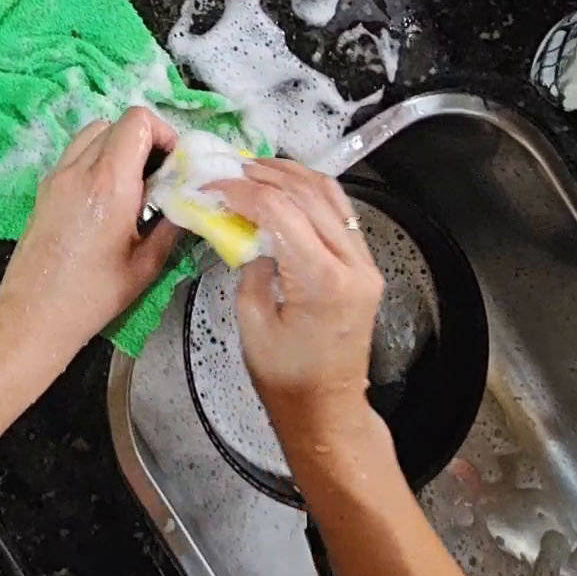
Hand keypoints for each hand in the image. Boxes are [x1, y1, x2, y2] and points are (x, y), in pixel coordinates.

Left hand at [0, 107, 182, 363]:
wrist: (33, 313)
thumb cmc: (93, 295)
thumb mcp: (146, 264)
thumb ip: (173, 224)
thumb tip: (190, 200)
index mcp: (109, 182)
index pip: (137, 121)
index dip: (163, 133)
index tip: (173, 165)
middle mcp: (79, 168)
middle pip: (116, 122)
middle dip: (144, 140)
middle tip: (157, 178)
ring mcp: (57, 175)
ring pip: (93, 132)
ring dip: (118, 146)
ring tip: (133, 185)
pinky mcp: (45, 187)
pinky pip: (75, 153)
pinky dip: (96, 158)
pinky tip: (107, 195)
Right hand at [213, 160, 384, 431]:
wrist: (326, 407)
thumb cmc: (283, 374)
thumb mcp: (251, 319)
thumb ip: (251, 265)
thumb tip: (247, 230)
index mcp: (321, 280)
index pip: (279, 211)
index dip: (241, 192)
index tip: (212, 187)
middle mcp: (352, 264)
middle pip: (306, 194)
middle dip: (263, 176)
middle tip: (229, 171)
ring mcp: (364, 262)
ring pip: (330, 195)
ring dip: (291, 175)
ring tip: (255, 168)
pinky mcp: (364, 265)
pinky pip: (339, 213)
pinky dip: (310, 192)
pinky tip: (285, 186)